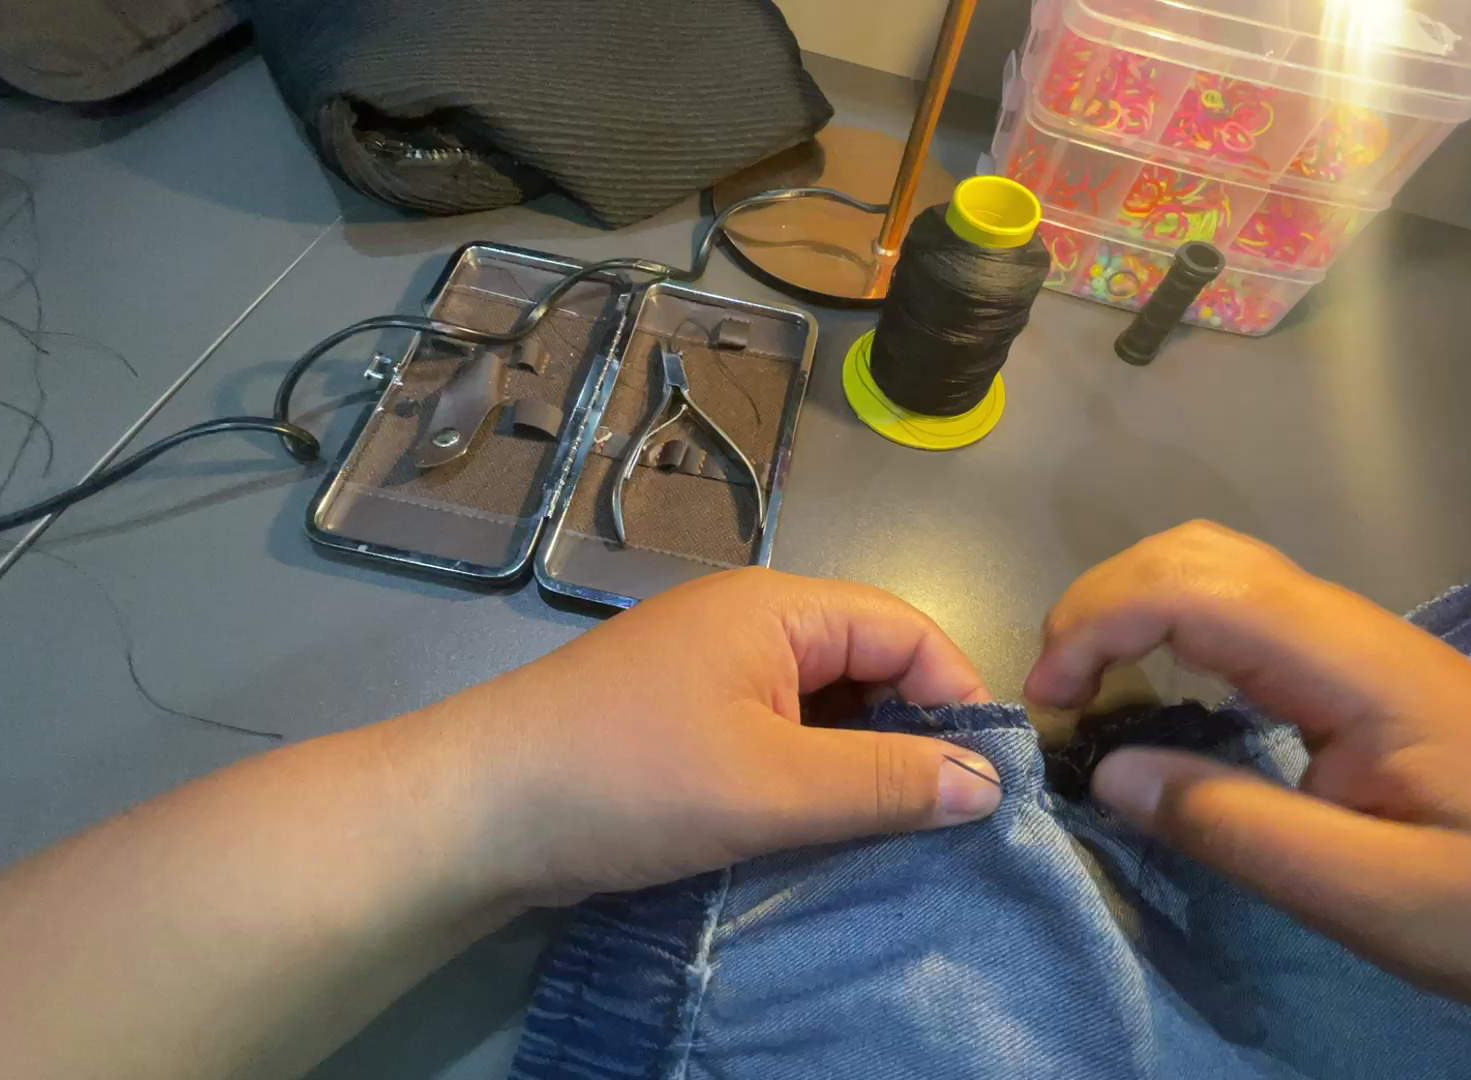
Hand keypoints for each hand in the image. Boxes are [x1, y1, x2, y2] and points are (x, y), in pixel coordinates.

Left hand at [383, 568, 1001, 906]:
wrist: (481, 808)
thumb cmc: (631, 776)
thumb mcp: (771, 784)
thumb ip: (884, 779)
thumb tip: (987, 783)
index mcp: (778, 607)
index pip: (902, 628)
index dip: (956, 690)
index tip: (990, 776)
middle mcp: (754, 622)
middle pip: (867, 660)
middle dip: (914, 728)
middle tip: (951, 812)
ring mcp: (719, 667)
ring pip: (826, 702)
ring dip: (865, 756)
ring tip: (902, 826)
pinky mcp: (694, 712)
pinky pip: (783, 729)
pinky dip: (817, 770)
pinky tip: (833, 821)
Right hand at [1027, 522, 1470, 1068]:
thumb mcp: (1381, 900)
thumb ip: (1235, 830)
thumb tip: (1105, 769)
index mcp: (1349, 662)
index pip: (1189, 592)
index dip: (1096, 627)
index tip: (1049, 700)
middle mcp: (1334, 620)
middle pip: (1182, 555)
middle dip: (1093, 607)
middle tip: (1056, 690)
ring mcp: (1333, 627)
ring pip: (1196, 560)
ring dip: (1119, 603)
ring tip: (1086, 677)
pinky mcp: (1327, 650)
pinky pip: (1216, 594)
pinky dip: (1152, 617)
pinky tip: (1146, 673)